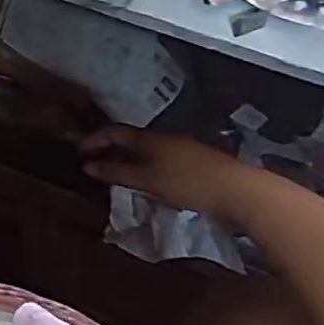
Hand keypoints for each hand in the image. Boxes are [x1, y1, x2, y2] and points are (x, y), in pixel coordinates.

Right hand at [79, 125, 270, 219]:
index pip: (112, 131)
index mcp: (148, 138)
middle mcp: (164, 138)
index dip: (93, 140)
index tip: (79, 152)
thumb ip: (116, 172)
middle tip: (95, 163)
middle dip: (110, 149)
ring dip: (129, 158)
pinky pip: (163, 158)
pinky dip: (147, 165)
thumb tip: (87, 166)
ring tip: (119, 173)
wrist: (244, 192)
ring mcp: (184, 148)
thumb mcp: (146, 180)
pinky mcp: (199, 162)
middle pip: (130, 139)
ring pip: (147, 149)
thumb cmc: (188, 183)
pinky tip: (150, 180)